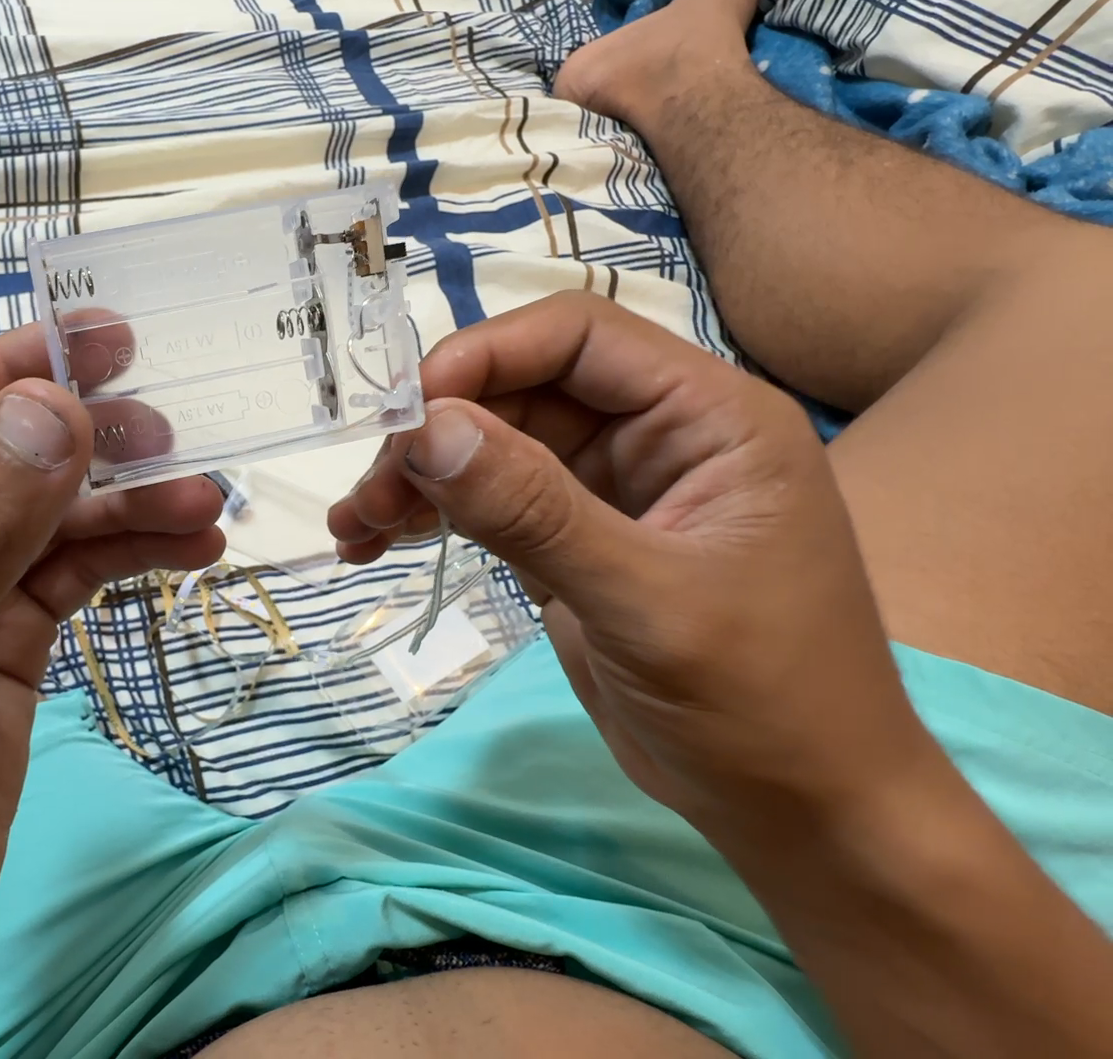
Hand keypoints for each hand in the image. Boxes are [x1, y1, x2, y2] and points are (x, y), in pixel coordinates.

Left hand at [0, 321, 223, 955]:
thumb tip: (48, 413)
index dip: (9, 370)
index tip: (98, 341)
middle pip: (7, 458)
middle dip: (87, 438)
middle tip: (170, 423)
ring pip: (56, 518)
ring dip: (129, 504)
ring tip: (204, 498)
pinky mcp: (14, 635)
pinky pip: (80, 572)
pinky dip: (134, 554)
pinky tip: (190, 546)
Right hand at [329, 292, 937, 827]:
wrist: (791, 806)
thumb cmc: (757, 700)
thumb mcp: (644, 601)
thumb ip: (535, 510)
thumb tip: (427, 430)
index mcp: (705, 418)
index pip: (577, 339)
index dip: (483, 357)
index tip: (403, 415)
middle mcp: (651, 438)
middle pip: (515, 395)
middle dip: (431, 437)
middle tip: (367, 497)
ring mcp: (604, 492)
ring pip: (488, 451)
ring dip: (415, 481)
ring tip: (353, 528)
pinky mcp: (568, 542)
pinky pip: (485, 506)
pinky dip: (428, 519)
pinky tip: (374, 544)